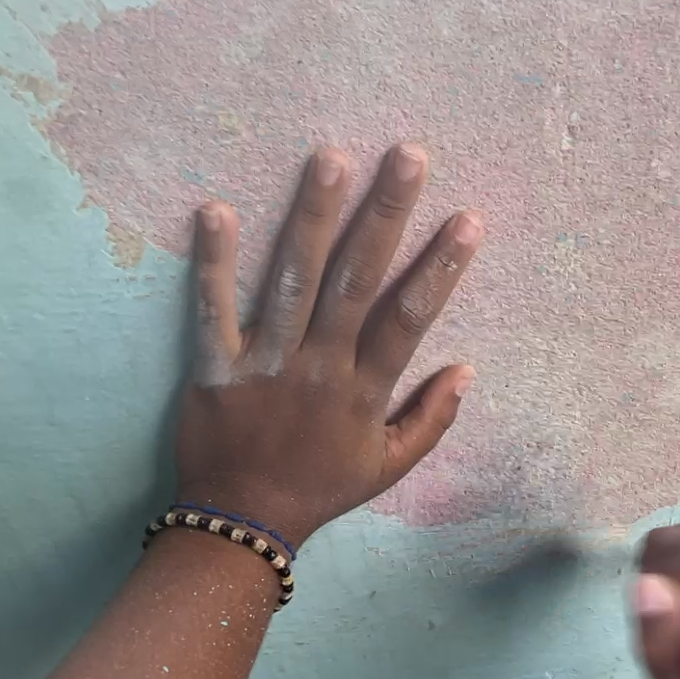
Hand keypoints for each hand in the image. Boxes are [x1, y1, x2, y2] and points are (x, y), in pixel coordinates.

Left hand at [174, 143, 482, 546]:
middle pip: (358, 283)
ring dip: (313, 219)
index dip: (441, 269)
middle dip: (386, 217)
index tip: (468, 220)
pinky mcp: (215, 368)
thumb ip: (432, 419)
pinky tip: (214, 209)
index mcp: (364, 391)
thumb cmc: (321, 487)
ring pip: (294, 282)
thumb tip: (467, 369)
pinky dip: (212, 264)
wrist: (242, 521)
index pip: (410, 319)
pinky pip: (212, 311)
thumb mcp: (389, 466)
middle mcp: (320, 367)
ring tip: (330, 160)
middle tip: (407, 157)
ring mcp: (266, 363)